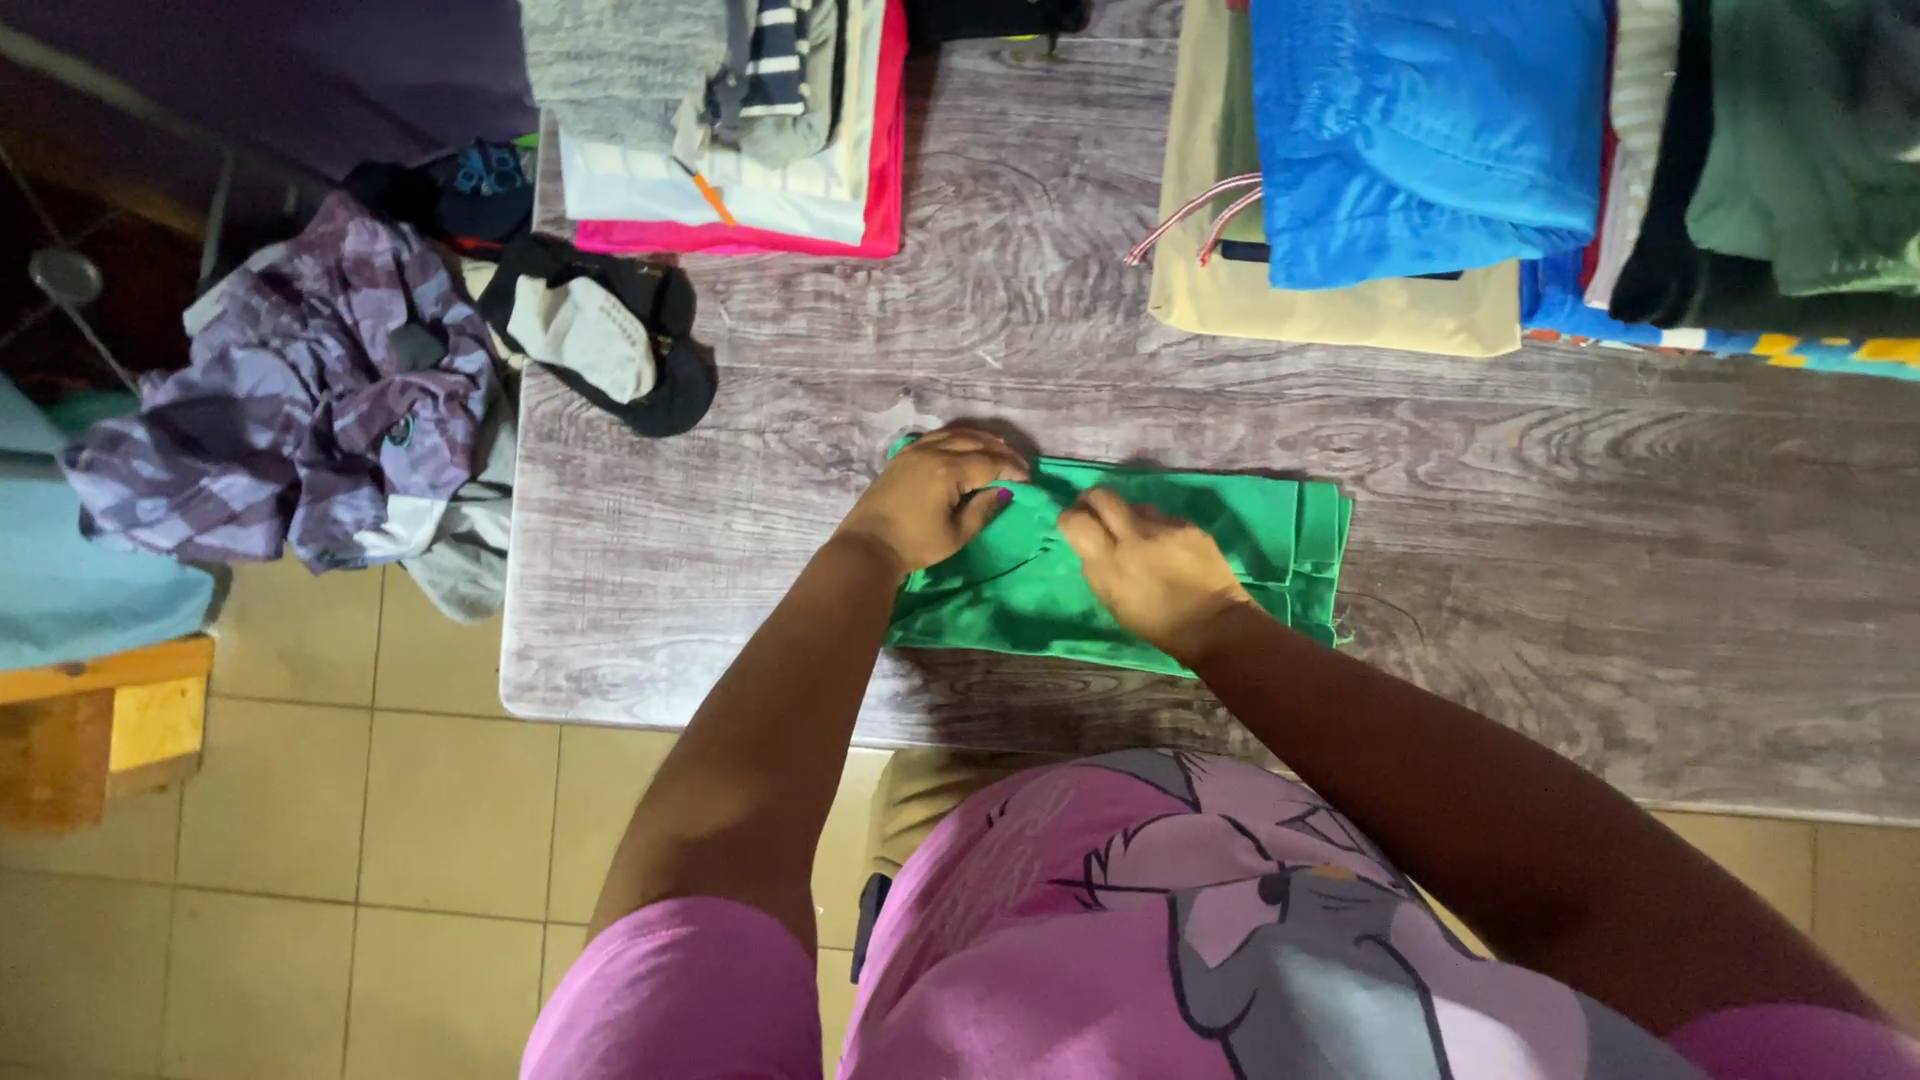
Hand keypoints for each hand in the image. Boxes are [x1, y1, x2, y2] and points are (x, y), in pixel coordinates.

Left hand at [832, 427, 1030, 580]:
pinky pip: (936, 436)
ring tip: (998, 449)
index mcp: (947, 471)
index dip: (1012, 469)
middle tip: (1018, 465)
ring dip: (980, 439)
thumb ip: (983, 509)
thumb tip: (1003, 491)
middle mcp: (932, 452)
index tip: (1028, 479)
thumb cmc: (915, 545)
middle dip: (1001, 452)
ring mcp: (914, 450)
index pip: (989, 462)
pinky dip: (957, 437)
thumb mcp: (956, 534)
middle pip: (975, 443)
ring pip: (955, 434)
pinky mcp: (903, 455)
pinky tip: (965, 445)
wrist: (868, 546)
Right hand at [1058, 488, 1262, 665]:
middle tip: (1093, 511)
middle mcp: (1135, 537)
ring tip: (1136, 535)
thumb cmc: (1157, 624)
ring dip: (1128, 516)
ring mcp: (1164, 527)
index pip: (1076, 520)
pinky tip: (1166, 546)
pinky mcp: (1188, 525)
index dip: (1069, 517)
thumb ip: (1097, 569)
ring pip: (1135, 505)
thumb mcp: (1113, 602)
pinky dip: (1157, 528)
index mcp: (1110, 563)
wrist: (1214, 623)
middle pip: (1102, 496)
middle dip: (1092, 500)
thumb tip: (1090, 546)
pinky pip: (1163, 517)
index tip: (1072, 523)